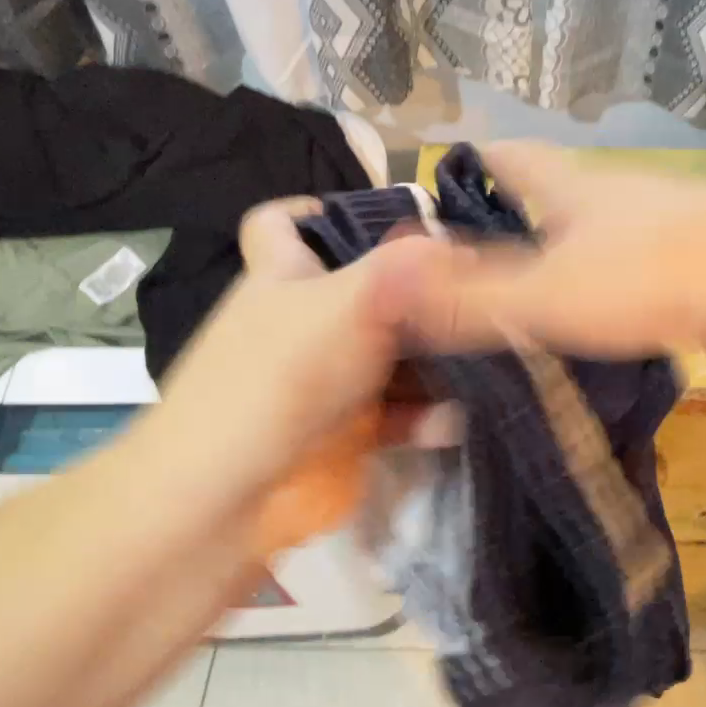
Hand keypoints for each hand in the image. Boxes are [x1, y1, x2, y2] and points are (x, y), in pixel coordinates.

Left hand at [117, 198, 453, 545]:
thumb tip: (463, 247)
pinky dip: (420, 416)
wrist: (222, 495)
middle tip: (473, 302)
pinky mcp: (334, 432)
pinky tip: (453, 423)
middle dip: (415, 298)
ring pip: (385, 356)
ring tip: (483, 370)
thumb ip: (408, 266)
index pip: (281, 222)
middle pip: (359, 293)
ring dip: (432, 365)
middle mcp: (296, 322)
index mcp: (282, 275)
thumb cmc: (280, 376)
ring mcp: (315, 380)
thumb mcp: (349, 302)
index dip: (318, 211)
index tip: (378, 221)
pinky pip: (388, 413)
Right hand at [423, 142, 705, 362]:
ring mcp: (652, 226)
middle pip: (539, 197)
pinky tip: (580, 339)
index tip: (422, 206)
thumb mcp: (547, 294)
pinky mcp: (687, 264)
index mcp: (567, 186)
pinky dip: (595, 297)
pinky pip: (623, 275)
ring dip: (548, 266)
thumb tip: (385, 285)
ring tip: (506, 317)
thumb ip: (468, 297)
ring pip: (582, 238)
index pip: (498, 155)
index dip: (458, 169)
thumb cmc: (655, 276)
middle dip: (498, 227)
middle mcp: (607, 195)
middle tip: (453, 279)